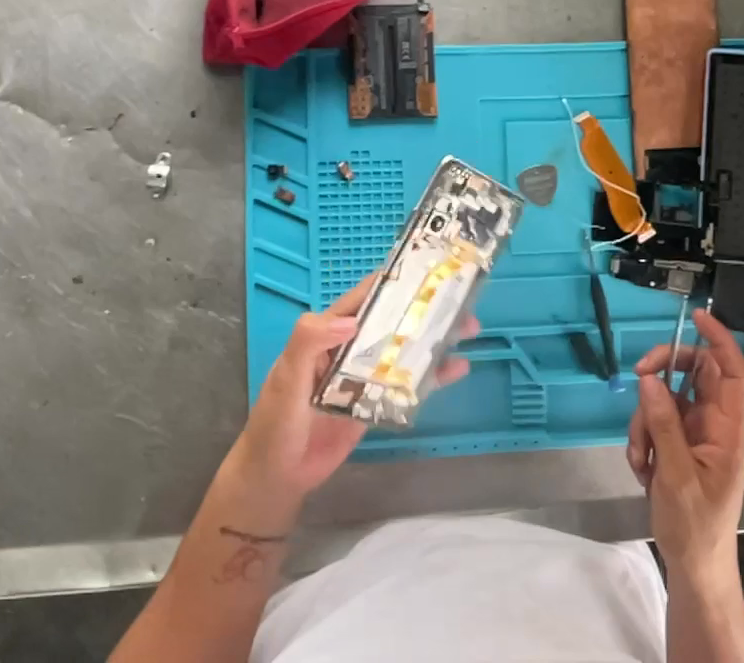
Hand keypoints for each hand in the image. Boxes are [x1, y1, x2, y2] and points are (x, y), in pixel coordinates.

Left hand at [230, 274, 476, 497]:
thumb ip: (309, 342)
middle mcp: (348, 352)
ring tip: (468, 328)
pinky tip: (457, 368)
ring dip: (434, 339)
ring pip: (404, 351)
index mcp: (326, 337)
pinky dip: (433, 377)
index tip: (421, 267)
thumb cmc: (275, 422)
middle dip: (422, 310)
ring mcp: (364, 379)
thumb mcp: (286, 378)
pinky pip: (408, 385)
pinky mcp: (376, 406)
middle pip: (390, 323)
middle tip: (459, 300)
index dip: (387, 283)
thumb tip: (351, 319)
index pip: (360, 302)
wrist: (277, 476)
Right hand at [626, 310, 743, 578]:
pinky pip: (654, 422)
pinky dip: (642, 440)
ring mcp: (694, 434)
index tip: (697, 317)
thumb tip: (651, 379)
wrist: (692, 565)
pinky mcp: (677, 446)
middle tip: (638, 378)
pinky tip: (643, 470)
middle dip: (662, 376)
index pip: (734, 373)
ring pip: (665, 398)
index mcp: (728, 430)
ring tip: (642, 460)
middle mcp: (714, 424)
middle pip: (692, 376)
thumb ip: (663, 424)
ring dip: (644, 422)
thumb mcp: (675, 475)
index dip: (720, 341)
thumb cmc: (694, 525)